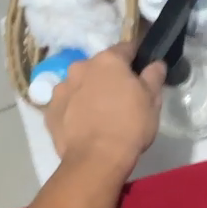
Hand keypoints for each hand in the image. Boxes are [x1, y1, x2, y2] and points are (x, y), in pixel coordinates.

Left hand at [45, 45, 164, 172]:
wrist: (96, 159)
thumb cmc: (129, 125)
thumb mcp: (151, 101)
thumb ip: (153, 77)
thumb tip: (156, 63)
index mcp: (108, 61)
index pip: (126, 48)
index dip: (136, 58)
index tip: (142, 71)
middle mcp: (80, 67)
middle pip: (99, 67)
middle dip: (110, 77)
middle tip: (121, 98)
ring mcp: (61, 88)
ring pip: (80, 84)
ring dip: (89, 92)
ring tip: (100, 114)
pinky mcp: (50, 110)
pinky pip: (67, 104)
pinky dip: (75, 110)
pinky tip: (85, 126)